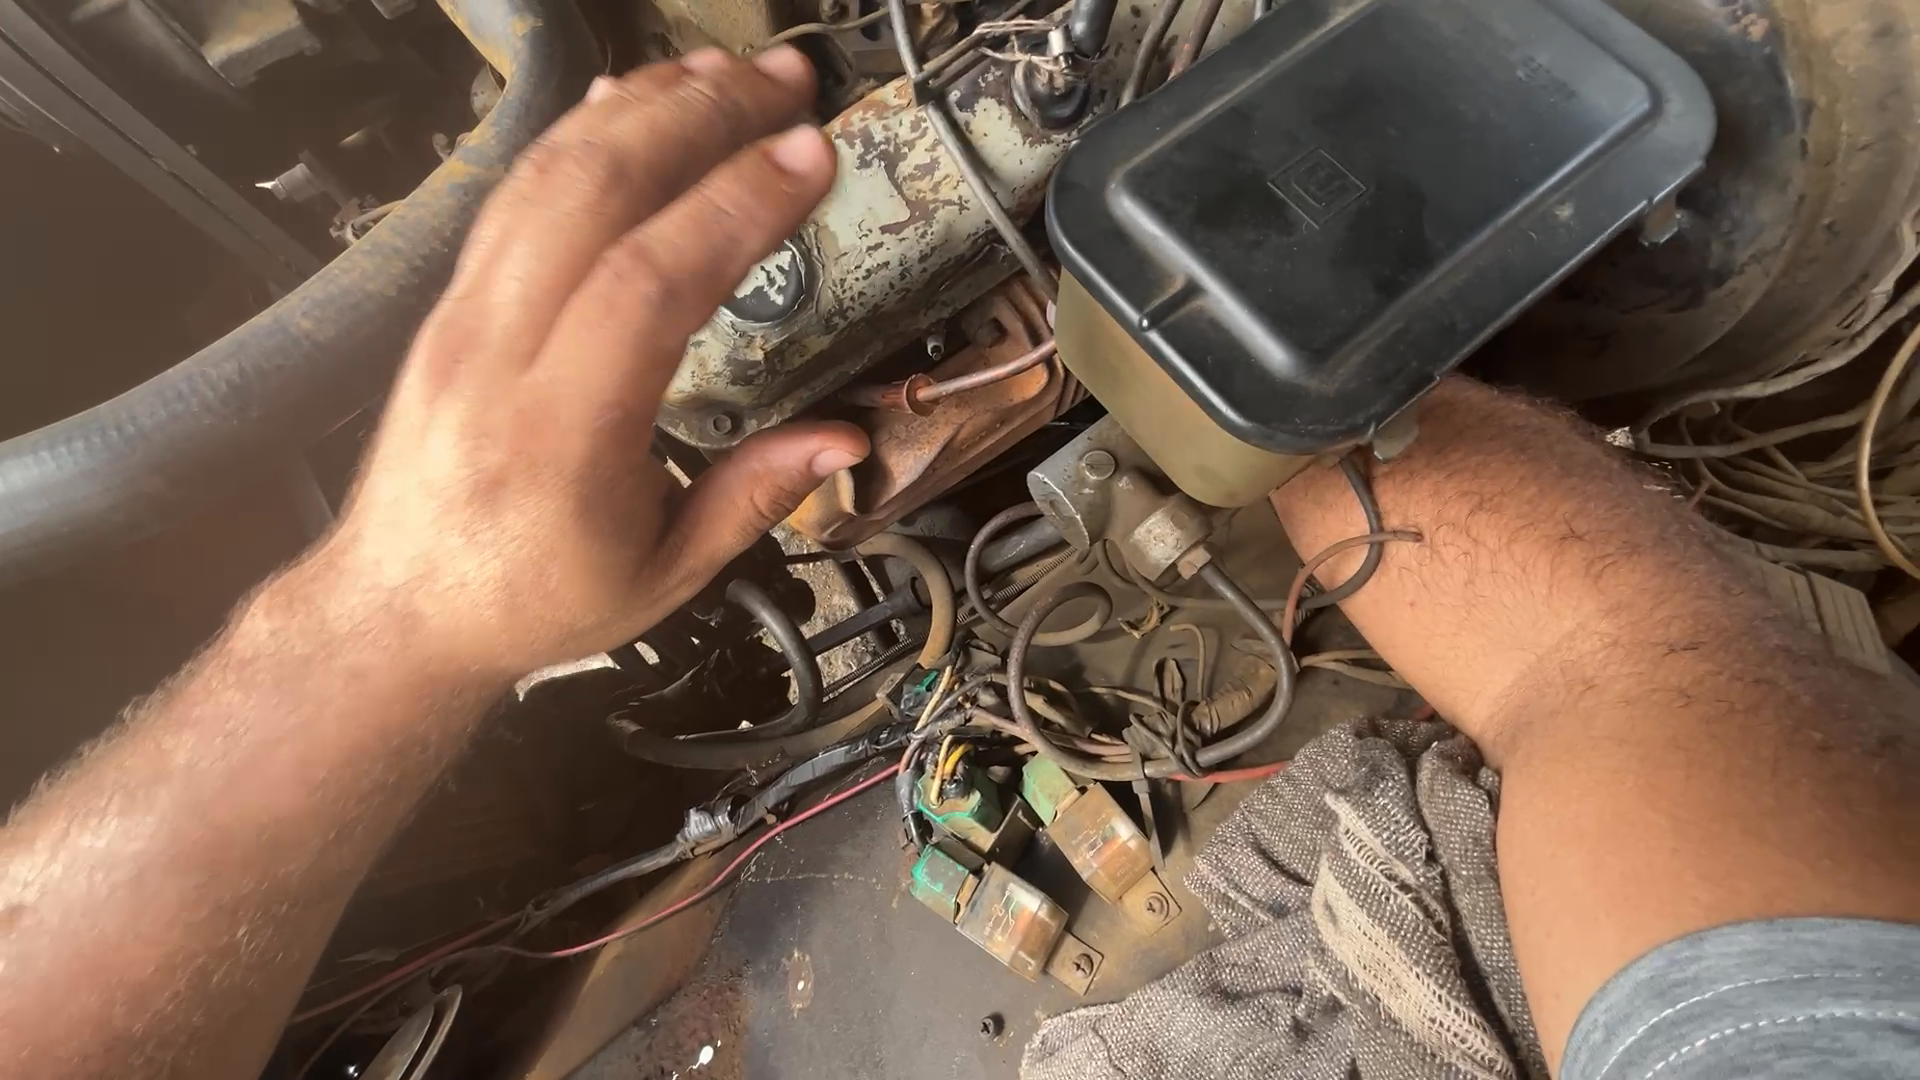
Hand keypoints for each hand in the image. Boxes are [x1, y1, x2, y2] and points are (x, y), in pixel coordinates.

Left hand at [289, 46, 867, 678]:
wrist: (402, 609)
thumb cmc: (535, 601)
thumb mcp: (667, 572)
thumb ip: (755, 496)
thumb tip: (844, 437)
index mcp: (562, 433)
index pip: (652, 283)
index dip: (736, 208)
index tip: (808, 157)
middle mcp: (497, 354)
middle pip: (593, 192)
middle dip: (698, 119)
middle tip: (783, 84)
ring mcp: (462, 317)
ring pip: (548, 175)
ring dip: (643, 109)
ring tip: (723, 74)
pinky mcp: (453, 304)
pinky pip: (519, 197)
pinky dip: (584, 138)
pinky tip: (634, 111)